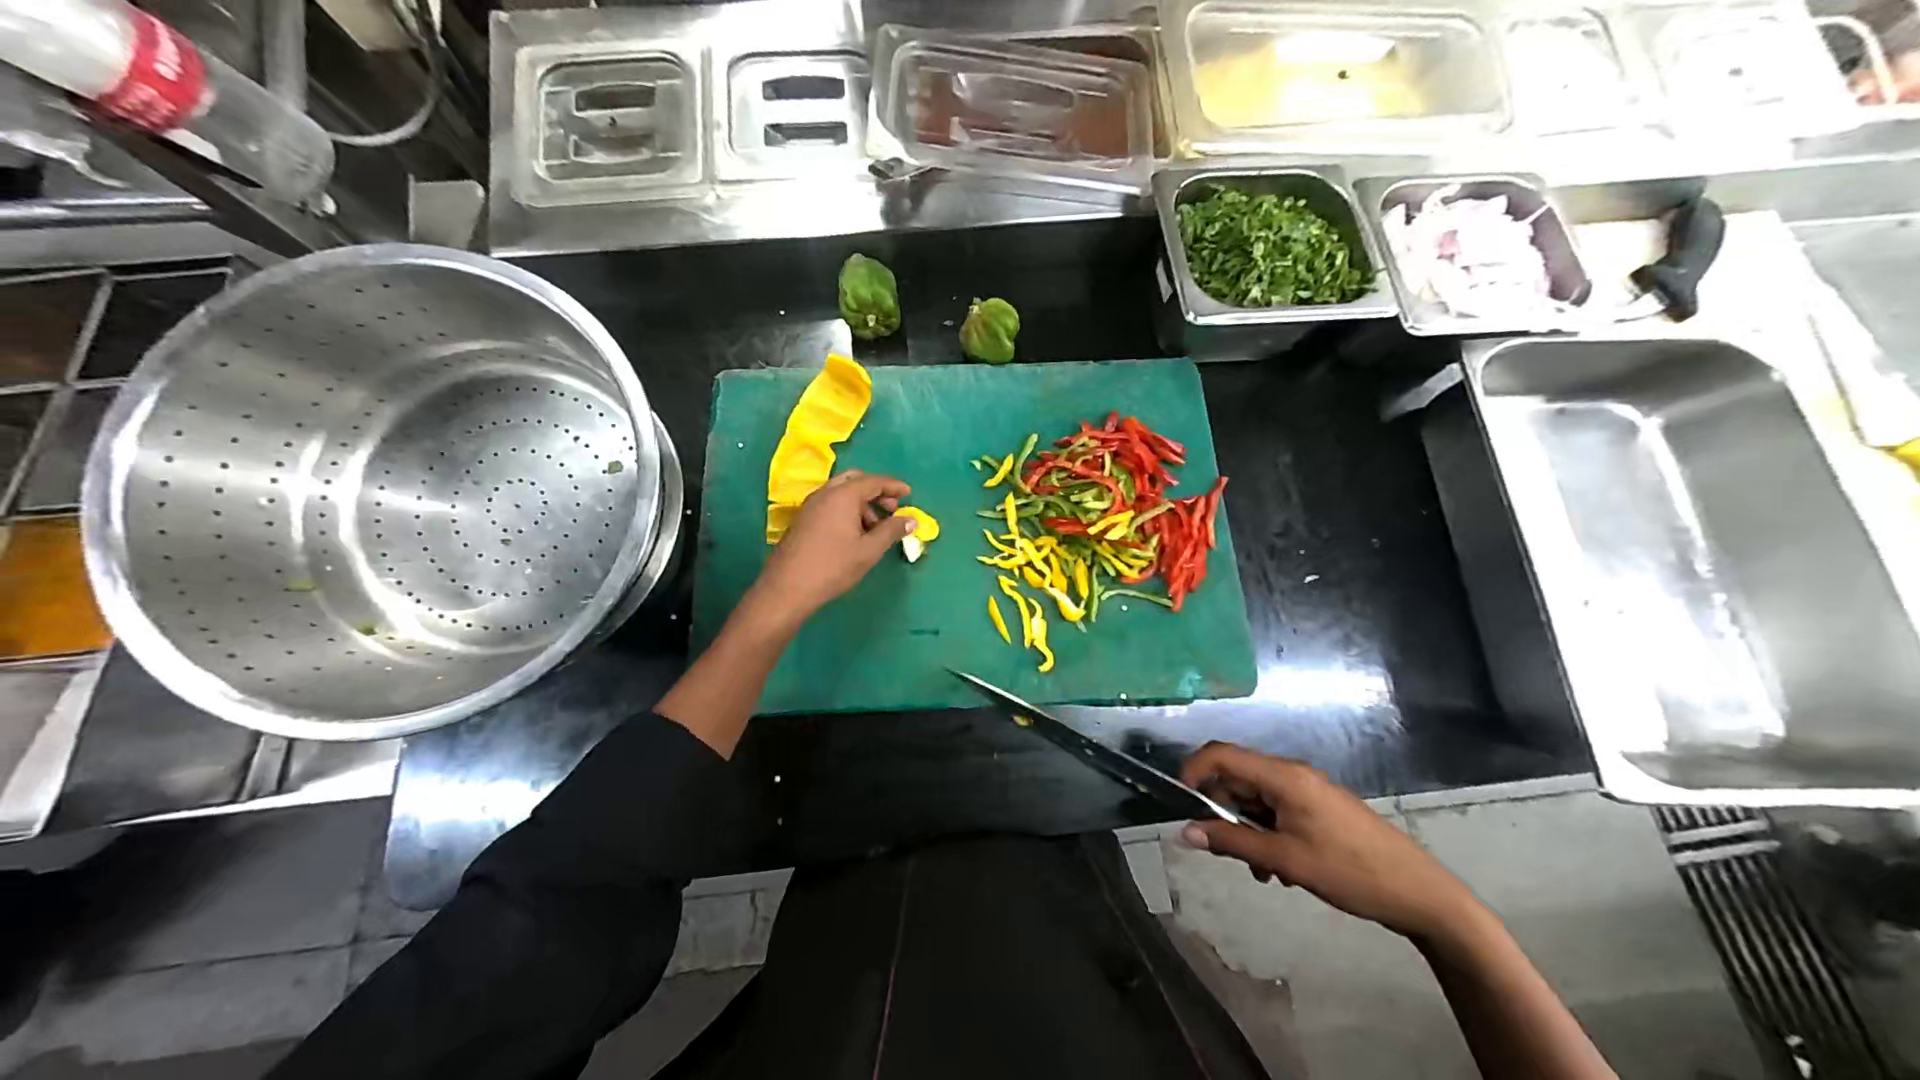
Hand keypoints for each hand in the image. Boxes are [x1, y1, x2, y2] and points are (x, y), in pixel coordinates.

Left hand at [748, 470, 916, 626]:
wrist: (788, 587)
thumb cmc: (833, 567)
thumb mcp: (869, 550)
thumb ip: (892, 531)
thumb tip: (911, 520)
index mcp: (843, 495)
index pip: (873, 481)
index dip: (893, 486)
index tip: (908, 494)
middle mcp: (825, 493)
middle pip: (855, 481)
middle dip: (876, 491)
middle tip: (892, 509)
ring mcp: (811, 505)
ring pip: (841, 493)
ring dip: (862, 503)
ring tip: (876, 528)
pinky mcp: (803, 519)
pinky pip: (830, 504)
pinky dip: (847, 510)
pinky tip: (855, 533)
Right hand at [1180, 743, 1482, 941]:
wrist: (1421, 895)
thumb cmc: (1352, 872)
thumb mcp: (1285, 860)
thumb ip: (1231, 843)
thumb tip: (1185, 833)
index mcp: (1284, 776)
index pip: (1222, 754)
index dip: (1194, 771)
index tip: (1182, 804)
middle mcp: (1292, 775)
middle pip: (1236, 779)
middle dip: (1222, 813)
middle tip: (1226, 852)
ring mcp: (1307, 791)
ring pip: (1255, 800)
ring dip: (1246, 830)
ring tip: (1262, 871)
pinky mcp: (1318, 808)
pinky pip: (1276, 811)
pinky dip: (1267, 835)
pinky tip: (1280, 868)